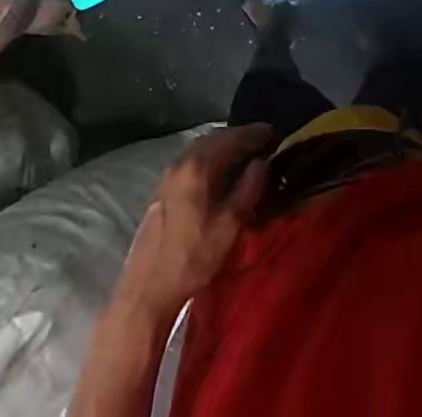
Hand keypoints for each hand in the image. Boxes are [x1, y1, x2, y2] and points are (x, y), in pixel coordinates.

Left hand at [110, 124, 274, 320]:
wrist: (148, 288)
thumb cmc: (192, 259)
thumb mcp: (229, 227)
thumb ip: (247, 190)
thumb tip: (261, 163)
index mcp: (196, 168)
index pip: (229, 139)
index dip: (253, 134)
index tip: (273, 133)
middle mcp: (179, 163)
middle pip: (212, 138)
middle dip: (238, 136)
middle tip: (262, 142)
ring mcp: (167, 176)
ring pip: (199, 149)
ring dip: (222, 146)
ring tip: (245, 155)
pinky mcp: (162, 189)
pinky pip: (191, 161)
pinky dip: (209, 158)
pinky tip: (220, 172)